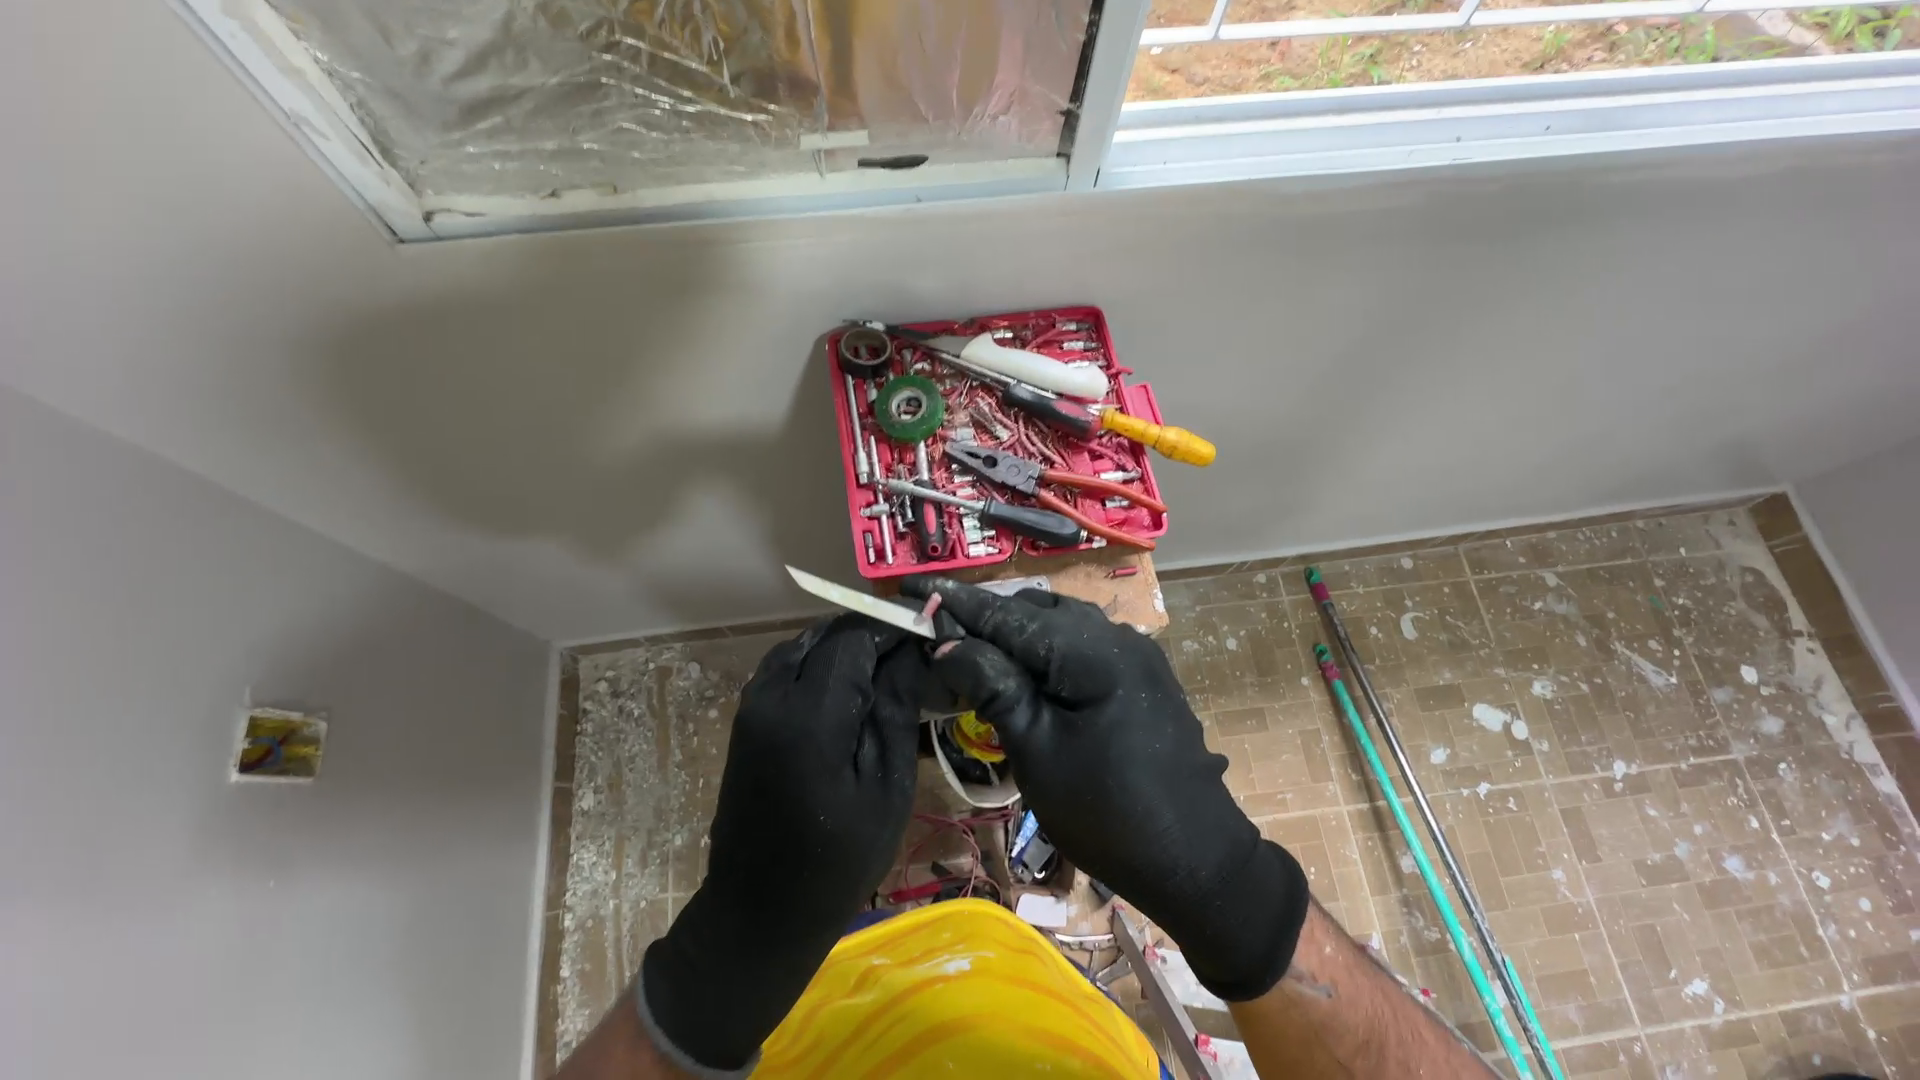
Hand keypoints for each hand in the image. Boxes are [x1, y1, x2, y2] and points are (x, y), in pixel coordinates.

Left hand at [638, 615, 926, 1071]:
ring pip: (804, 647)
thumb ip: (896, 706)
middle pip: (828, 635)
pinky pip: (787, 669)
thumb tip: (914, 648)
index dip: (896, 628)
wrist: (759, 908)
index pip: (856, 637)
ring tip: (888, 673)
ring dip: (845, 649)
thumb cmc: (839, 858)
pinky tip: (849, 690)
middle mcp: (771, 695)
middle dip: (872, 636)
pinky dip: (820, 666)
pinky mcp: (745, 718)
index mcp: (809, 714)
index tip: (931, 635)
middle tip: (914, 658)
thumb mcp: (887, 783)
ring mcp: (751, 705)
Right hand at [901, 577, 1309, 1000]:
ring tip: (972, 652)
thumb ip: (994, 687)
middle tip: (937, 634)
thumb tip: (948, 644)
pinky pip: (1082, 647)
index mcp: (1091, 651)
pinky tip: (1024, 674)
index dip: (956, 604)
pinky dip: (1045, 651)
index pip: (1008, 615)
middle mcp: (1118, 637)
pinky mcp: (1142, 678)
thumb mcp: (1038, 751)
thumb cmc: (1107, 813)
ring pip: (1061, 626)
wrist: (1196, 859)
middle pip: (1036, 610)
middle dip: (985, 618)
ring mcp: (1136, 655)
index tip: (911, 590)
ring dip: (1015, 634)